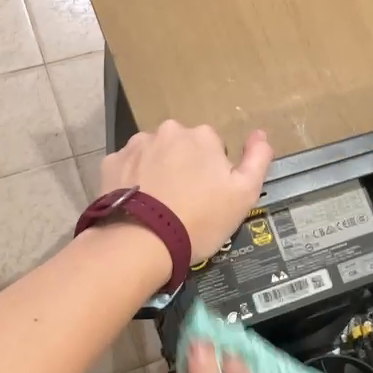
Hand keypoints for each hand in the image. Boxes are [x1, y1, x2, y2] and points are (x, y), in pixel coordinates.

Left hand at [100, 122, 271, 257]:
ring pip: (154, 153)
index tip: (209, 196)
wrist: (141, 241)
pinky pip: (128, 166)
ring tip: (158, 204)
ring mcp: (136, 145)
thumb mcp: (244, 195)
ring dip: (158, 170)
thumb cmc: (200, 220)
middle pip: (182, 146)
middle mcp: (169, 131)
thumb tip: (260, 134)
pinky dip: (133, 179)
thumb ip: (258, 160)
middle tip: (184, 201)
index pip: (214, 147)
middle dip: (184, 166)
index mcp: (203, 136)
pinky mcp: (111, 162)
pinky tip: (137, 203)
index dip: (214, 172)